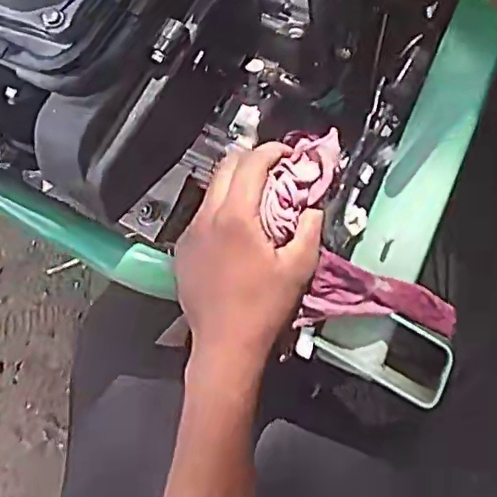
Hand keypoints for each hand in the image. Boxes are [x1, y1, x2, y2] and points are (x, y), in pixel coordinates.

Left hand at [173, 142, 322, 373]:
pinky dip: (222, 206)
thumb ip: (309, 227)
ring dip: (236, 182)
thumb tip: (312, 205)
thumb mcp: (299, 266)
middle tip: (274, 167)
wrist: (225, 346)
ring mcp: (191, 233)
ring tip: (258, 194)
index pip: (251, 164)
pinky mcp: (184, 249)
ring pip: (212, 189)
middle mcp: (207, 217)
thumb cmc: (264, 307)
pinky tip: (237, 226)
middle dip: (251, 158)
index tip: (287, 153)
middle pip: (226, 166)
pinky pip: (203, 213)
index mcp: (236, 217)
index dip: (271, 151)